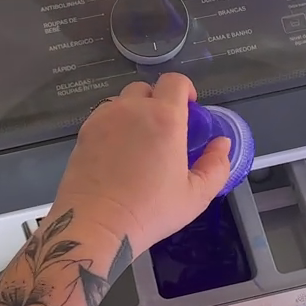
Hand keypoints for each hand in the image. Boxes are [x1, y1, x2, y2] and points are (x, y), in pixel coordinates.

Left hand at [51, 73, 231, 250]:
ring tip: (139, 142)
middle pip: (147, 89)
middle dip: (158, 102)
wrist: (95, 224)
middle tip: (164, 131)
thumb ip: (216, 165)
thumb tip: (221, 144)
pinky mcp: (84, 132)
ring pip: (122, 102)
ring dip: (134, 112)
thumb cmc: (149, 211)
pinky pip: (104, 117)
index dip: (185, 89)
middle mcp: (132, 109)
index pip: (175, 81)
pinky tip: (117, 153)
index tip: (188, 108)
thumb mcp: (196, 196)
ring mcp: (104, 118)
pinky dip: (114, 126)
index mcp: (164, 118)